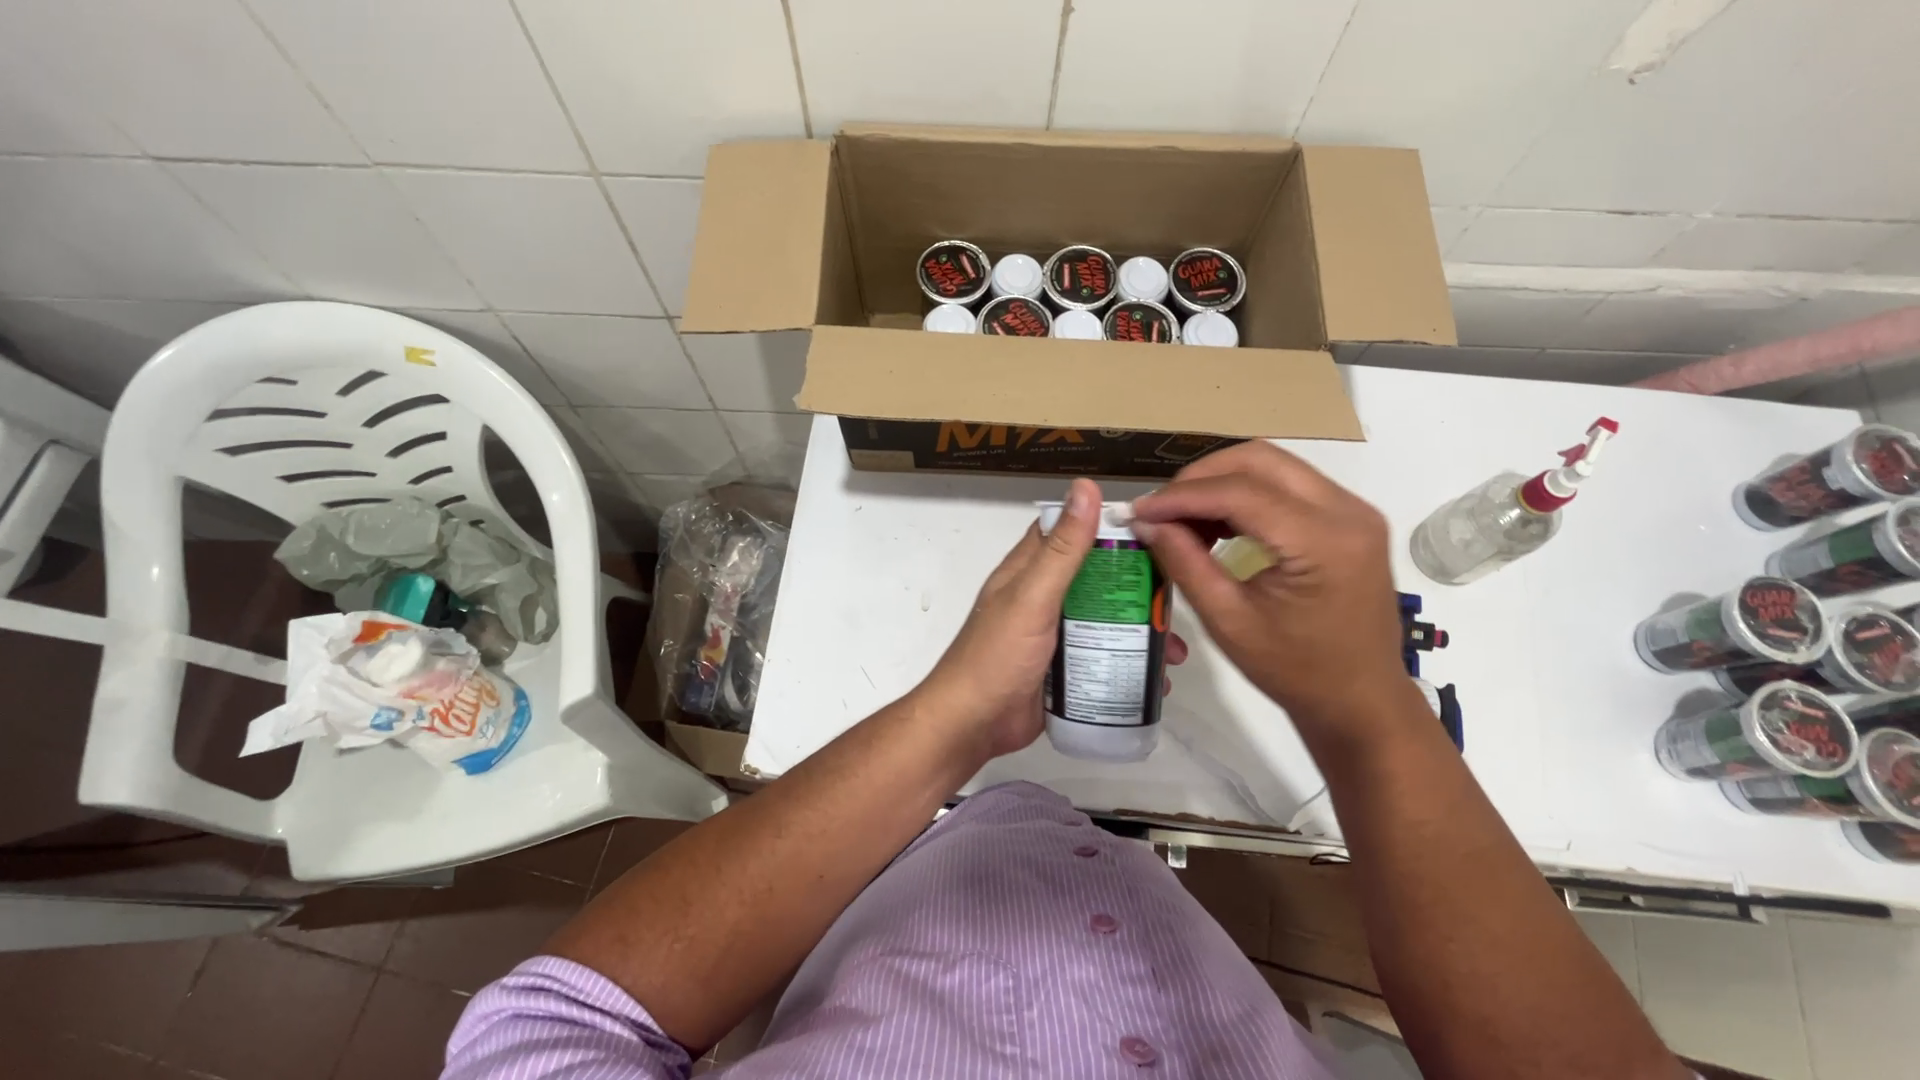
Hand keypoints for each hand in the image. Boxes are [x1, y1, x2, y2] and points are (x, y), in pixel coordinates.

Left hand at [921, 477, 1187, 759]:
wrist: (973, 726)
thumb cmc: (998, 657)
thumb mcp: (1033, 597)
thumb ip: (1061, 549)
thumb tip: (1085, 487)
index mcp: (1027, 572)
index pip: (1069, 532)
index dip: (1106, 526)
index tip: (1153, 528)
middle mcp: (1041, 599)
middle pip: (1097, 581)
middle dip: (1138, 589)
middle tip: (1177, 601)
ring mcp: (1052, 637)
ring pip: (1105, 623)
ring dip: (1141, 633)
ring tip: (1175, 653)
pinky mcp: (1062, 672)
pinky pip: (1102, 660)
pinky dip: (1130, 666)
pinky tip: (1160, 681)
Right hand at [1128, 442, 1407, 732]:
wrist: (1361, 699)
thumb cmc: (1295, 670)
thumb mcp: (1229, 621)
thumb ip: (1185, 563)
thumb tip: (1146, 522)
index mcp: (1323, 542)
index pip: (1240, 492)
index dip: (1181, 496)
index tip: (1138, 511)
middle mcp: (1347, 511)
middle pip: (1260, 460)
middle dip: (1201, 477)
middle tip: (1161, 510)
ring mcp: (1355, 511)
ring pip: (1274, 465)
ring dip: (1223, 482)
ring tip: (1184, 517)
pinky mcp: (1351, 518)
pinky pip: (1290, 485)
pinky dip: (1247, 493)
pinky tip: (1219, 522)